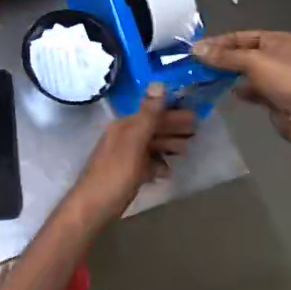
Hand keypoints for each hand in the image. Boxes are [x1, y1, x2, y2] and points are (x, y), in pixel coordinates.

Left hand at [65, 83, 196, 223]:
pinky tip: (166, 172)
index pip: (152, 113)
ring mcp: (124, 156)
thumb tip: (158, 82)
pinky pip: (145, 164)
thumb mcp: (134, 143)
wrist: (93, 208)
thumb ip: (148, 115)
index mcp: (124, 127)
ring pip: (150, 145)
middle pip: (152, 128)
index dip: (173, 112)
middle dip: (174, 128)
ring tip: (187, 148)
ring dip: (168, 145)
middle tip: (197, 129)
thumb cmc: (115, 175)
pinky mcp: (126, 174)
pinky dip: (157, 165)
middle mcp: (123, 137)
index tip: (195, 114)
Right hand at [191, 30, 290, 144]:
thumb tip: (196, 49)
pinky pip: (256, 90)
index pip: (243, 36)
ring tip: (211, 80)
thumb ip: (224, 56)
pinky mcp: (279, 97)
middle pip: (245, 54)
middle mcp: (282, 55)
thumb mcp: (252, 61)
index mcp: (280, 39)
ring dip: (232, 76)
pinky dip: (244, 91)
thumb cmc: (285, 80)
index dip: (219, 42)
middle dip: (224, 60)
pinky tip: (235, 95)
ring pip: (249, 73)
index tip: (195, 50)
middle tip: (199, 66)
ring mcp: (282, 77)